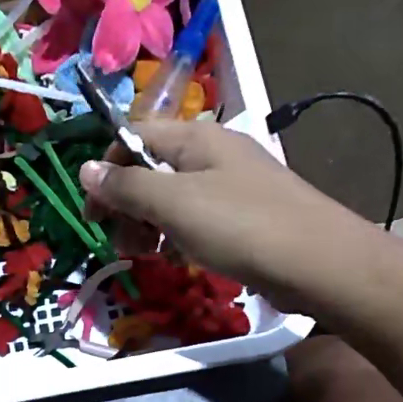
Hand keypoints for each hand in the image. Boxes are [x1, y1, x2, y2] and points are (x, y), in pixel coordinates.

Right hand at [77, 120, 371, 305]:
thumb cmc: (240, 226)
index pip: (135, 139)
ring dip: (152, 226)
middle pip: (153, 171)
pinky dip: (181, 237)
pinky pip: (200, 221)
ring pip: (175, 199)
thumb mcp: (174, 203)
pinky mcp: (247, 218)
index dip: (107, 172)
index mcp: (196, 139)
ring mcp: (233, 186)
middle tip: (126, 246)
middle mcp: (214, 155)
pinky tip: (181, 259)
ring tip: (150, 257)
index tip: (95, 215)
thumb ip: (127, 186)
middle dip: (129, 207)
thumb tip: (86, 169)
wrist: (316, 262)